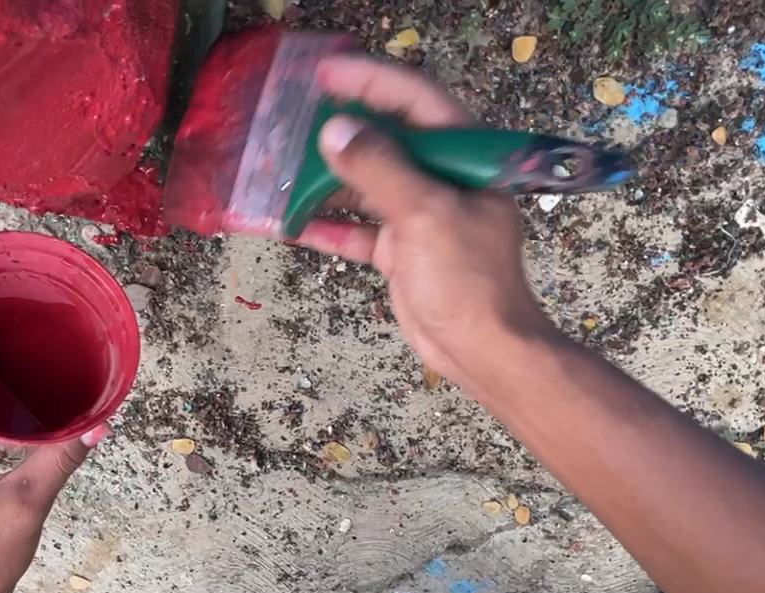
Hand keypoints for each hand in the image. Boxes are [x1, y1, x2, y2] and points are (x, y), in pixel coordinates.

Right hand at [296, 56, 553, 386]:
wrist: (481, 347)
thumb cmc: (467, 279)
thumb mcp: (426, 215)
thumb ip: (381, 171)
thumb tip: (336, 133)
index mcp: (463, 156)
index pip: (415, 101)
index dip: (370, 81)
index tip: (324, 74)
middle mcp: (440, 179)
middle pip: (385, 142)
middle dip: (341, 134)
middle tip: (294, 122)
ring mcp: (418, 217)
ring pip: (366, 188)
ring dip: (327, 184)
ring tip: (284, 173)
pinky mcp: (400, 253)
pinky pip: (359, 232)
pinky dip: (330, 229)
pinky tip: (295, 225)